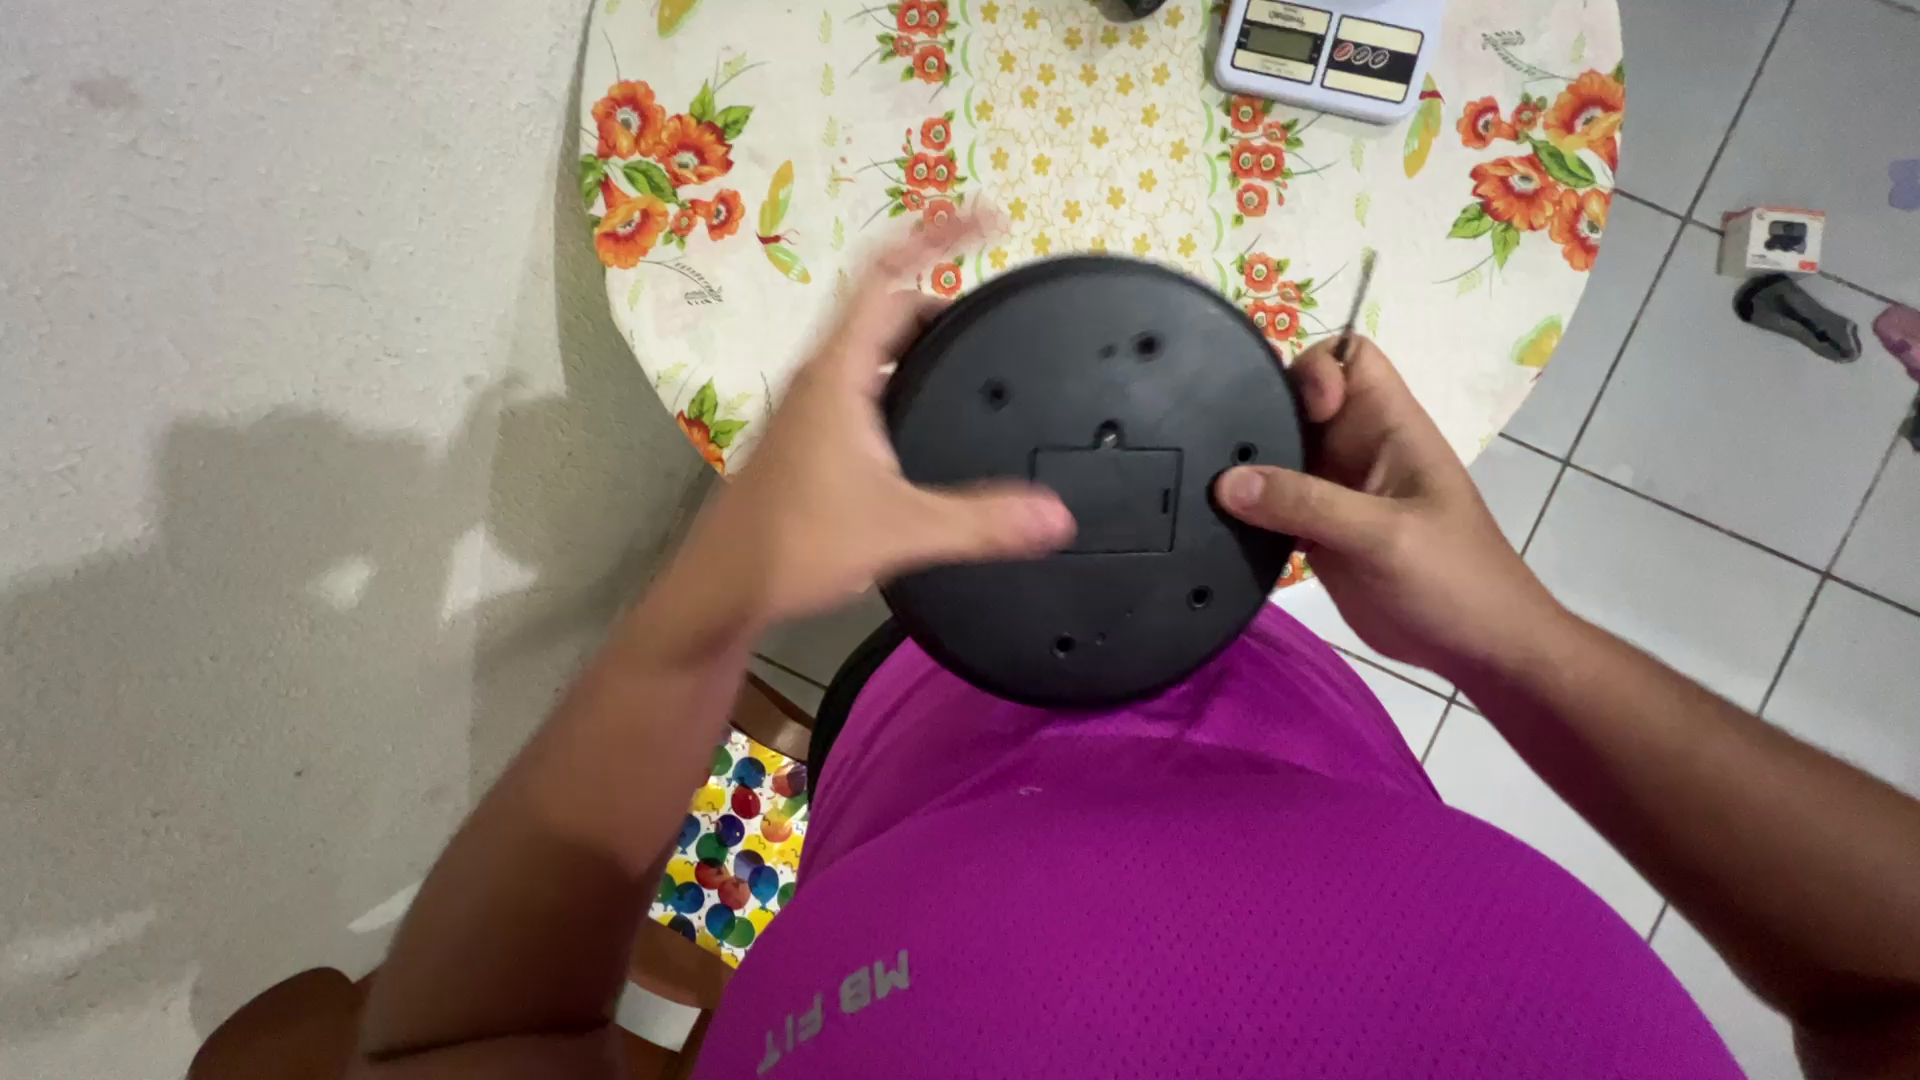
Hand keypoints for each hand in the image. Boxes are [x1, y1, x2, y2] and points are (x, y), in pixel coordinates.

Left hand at [676, 216, 1075, 626]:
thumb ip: (981, 522)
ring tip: (970, 358)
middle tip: (993, 317)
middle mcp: (820, 379)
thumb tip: (1058, 516)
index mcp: (838, 375)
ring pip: (870, 349)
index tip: (987, 219)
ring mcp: (810, 409)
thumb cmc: (795, 545)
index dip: (938, 235)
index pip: (887, 275)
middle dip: (940, 298)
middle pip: (884, 309)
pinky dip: (899, 377)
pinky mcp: (809, 440)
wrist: (725, 586)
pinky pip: (862, 384)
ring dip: (917, 339)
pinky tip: (925, 415)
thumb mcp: (900, 530)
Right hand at [1212, 337, 1569, 681]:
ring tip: (1198, 481)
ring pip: (1276, 456)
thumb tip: (1226, 482)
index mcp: (1388, 427)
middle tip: (1214, 445)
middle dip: (1257, 411)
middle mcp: (1354, 450)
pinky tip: (1214, 521)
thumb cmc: (1452, 578)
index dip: (1315, 369)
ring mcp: (1331, 491)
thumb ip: (1306, 504)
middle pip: (1296, 403)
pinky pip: (1269, 505)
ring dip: (1243, 466)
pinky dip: (1243, 510)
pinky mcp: (1313, 531)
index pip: (1349, 359)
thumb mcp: (1383, 535)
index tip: (1288, 410)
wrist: (1472, 647)